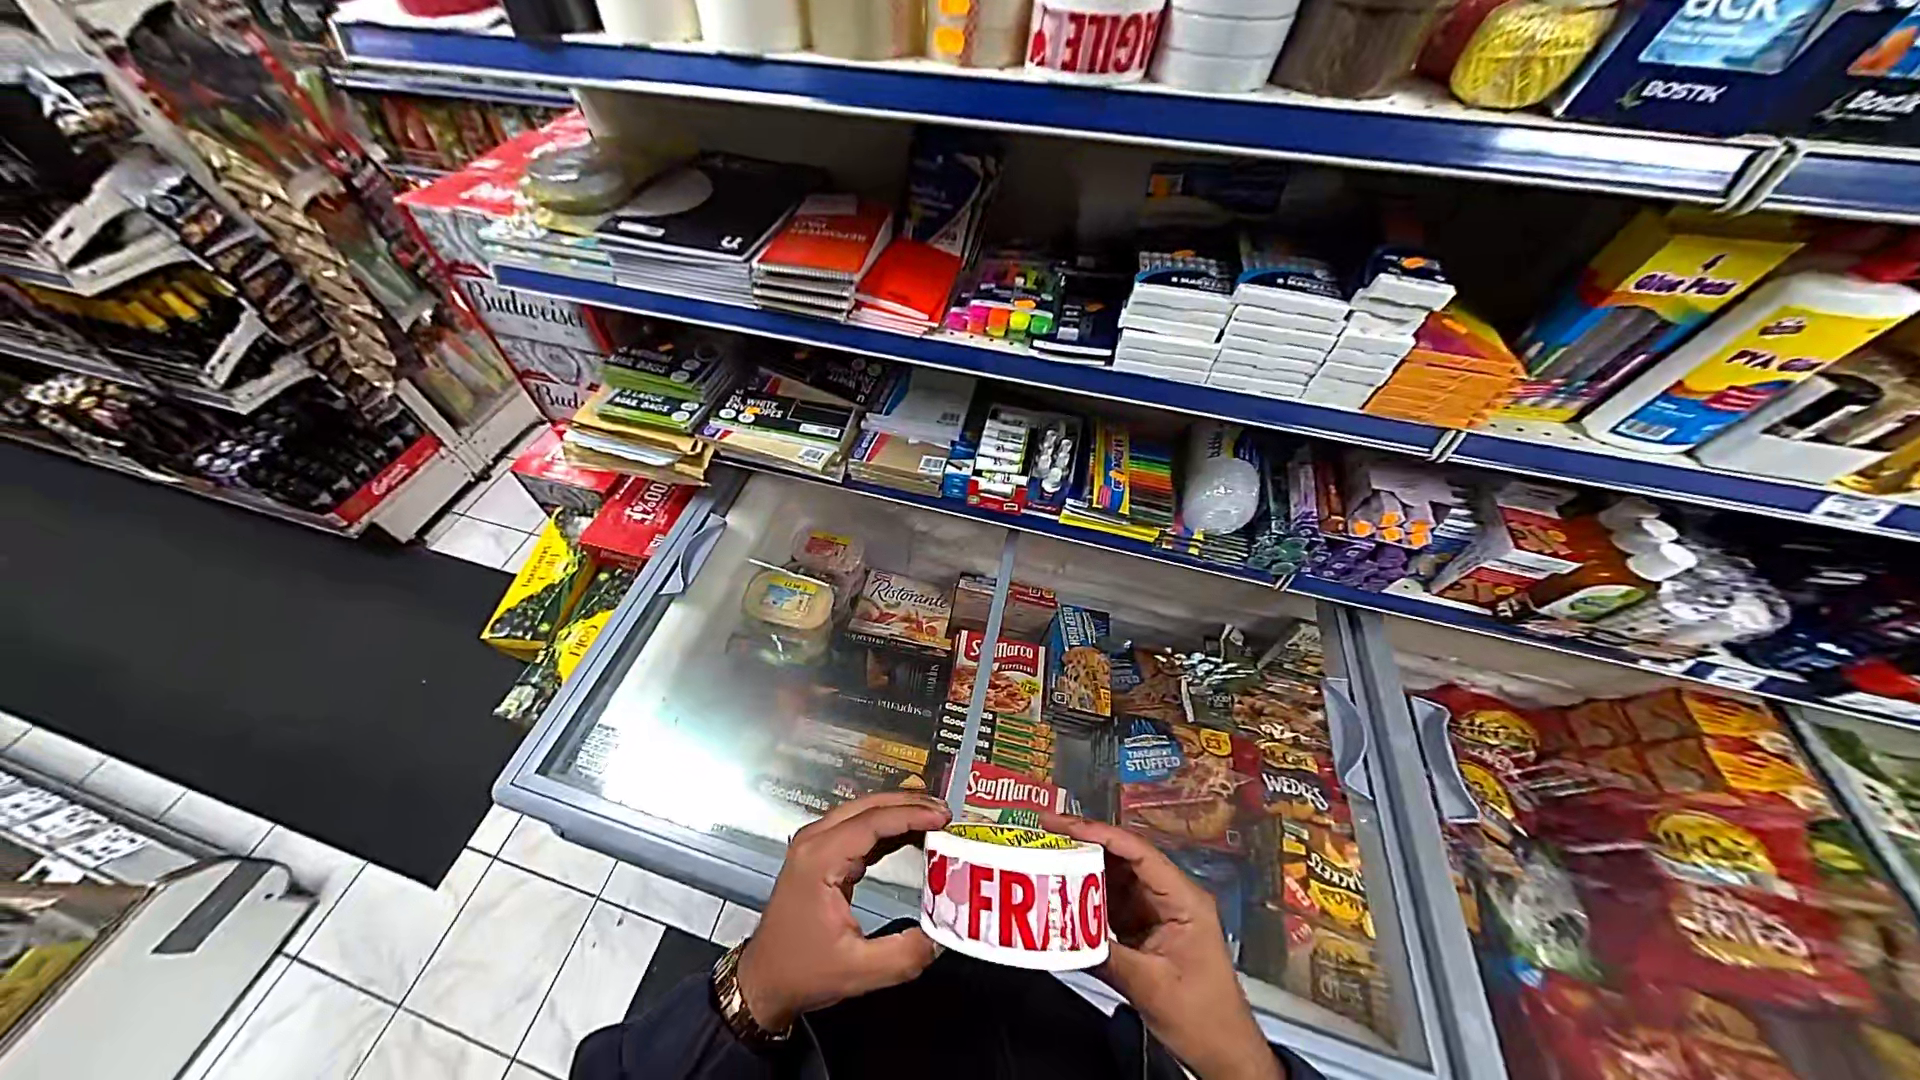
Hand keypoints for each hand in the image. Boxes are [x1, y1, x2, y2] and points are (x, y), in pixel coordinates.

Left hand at [736, 792, 950, 1030]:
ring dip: (900, 812)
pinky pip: (859, 827)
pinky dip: (888, 827)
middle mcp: (815, 840)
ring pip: (864, 811)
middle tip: (945, 813)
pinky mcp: (822, 852)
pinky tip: (912, 834)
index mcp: (819, 858)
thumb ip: (903, 954)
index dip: (911, 815)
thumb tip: (941, 935)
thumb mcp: (857, 971)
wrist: (762, 981)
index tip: (943, 817)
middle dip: (910, 804)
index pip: (872, 821)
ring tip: (936, 819)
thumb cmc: (801, 972)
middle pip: (869, 806)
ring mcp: (816, 843)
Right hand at [1044, 814, 1282, 1079]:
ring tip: (1047, 853)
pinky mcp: (1144, 926)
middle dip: (1085, 841)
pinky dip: (1087, 893)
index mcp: (1183, 898)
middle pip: (1124, 856)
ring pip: (1115, 875)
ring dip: (1083, 865)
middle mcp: (1169, 894)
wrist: (1226, 1054)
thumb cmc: (1202, 1018)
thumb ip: (1106, 956)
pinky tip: (1062, 889)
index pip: (1138, 852)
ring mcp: (1156, 909)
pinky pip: (1112, 899)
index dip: (1100, 833)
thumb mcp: (1152, 987)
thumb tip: (1062, 934)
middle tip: (1046, 831)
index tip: (1063, 824)